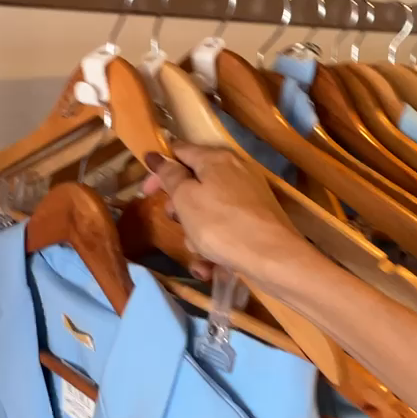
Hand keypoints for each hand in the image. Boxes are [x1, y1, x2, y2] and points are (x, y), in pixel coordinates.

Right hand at [144, 144, 313, 283]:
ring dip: (195, 232)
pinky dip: (214, 242)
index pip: (179, 152)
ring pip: (207, 209)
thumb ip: (170, 175)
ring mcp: (247, 195)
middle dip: (179, 206)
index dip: (158, 169)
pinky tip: (210, 265)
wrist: (271, 257)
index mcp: (215, 159)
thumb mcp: (185, 198)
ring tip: (197, 251)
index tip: (145, 191)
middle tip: (174, 222)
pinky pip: (224, 225)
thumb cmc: (219, 224)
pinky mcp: (255, 218)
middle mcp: (233, 170)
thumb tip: (158, 155)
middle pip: (194, 183)